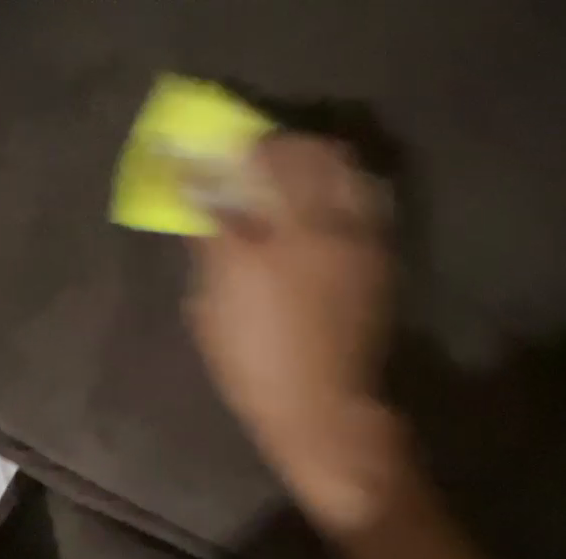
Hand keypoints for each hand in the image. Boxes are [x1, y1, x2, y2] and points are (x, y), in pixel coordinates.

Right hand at [187, 134, 404, 530]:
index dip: (198, 170)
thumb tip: (207, 222)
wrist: (322, 405)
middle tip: (253, 154)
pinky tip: (331, 195)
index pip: (216, 190)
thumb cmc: (254, 371)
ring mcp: (347, 235)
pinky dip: (344, 181)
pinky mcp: (377, 248)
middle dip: (265, 146)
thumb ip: (209, 260)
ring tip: (298, 164)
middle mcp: (301, 230)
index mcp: (248, 253)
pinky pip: (365, 191)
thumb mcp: (210, 320)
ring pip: (336, 162)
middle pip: (288, 155)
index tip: (187, 162)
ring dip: (312, 153)